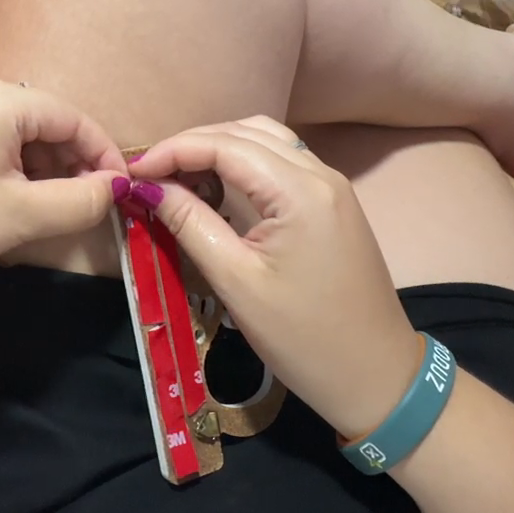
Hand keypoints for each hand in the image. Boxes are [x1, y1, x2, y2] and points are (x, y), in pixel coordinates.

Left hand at [0, 78, 126, 289]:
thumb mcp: (22, 215)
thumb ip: (80, 200)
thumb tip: (116, 188)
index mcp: (4, 99)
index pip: (75, 119)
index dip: (104, 157)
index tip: (123, 195)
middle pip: (48, 125)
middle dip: (73, 167)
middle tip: (87, 210)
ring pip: (22, 137)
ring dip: (45, 173)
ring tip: (51, 215)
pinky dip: (15, 172)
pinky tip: (15, 205)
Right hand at [128, 117, 423, 438]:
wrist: (380, 380)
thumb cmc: (305, 337)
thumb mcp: (237, 282)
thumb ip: (190, 223)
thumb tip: (148, 186)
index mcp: (299, 191)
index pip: (223, 145)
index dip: (173, 151)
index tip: (134, 172)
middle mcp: (319, 174)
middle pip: (242, 132)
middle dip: (191, 145)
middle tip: (150, 174)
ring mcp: (330, 185)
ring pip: (263, 137)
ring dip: (216, 147)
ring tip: (178, 175)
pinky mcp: (331, 200)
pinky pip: (280, 158)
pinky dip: (242, 159)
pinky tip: (217, 182)